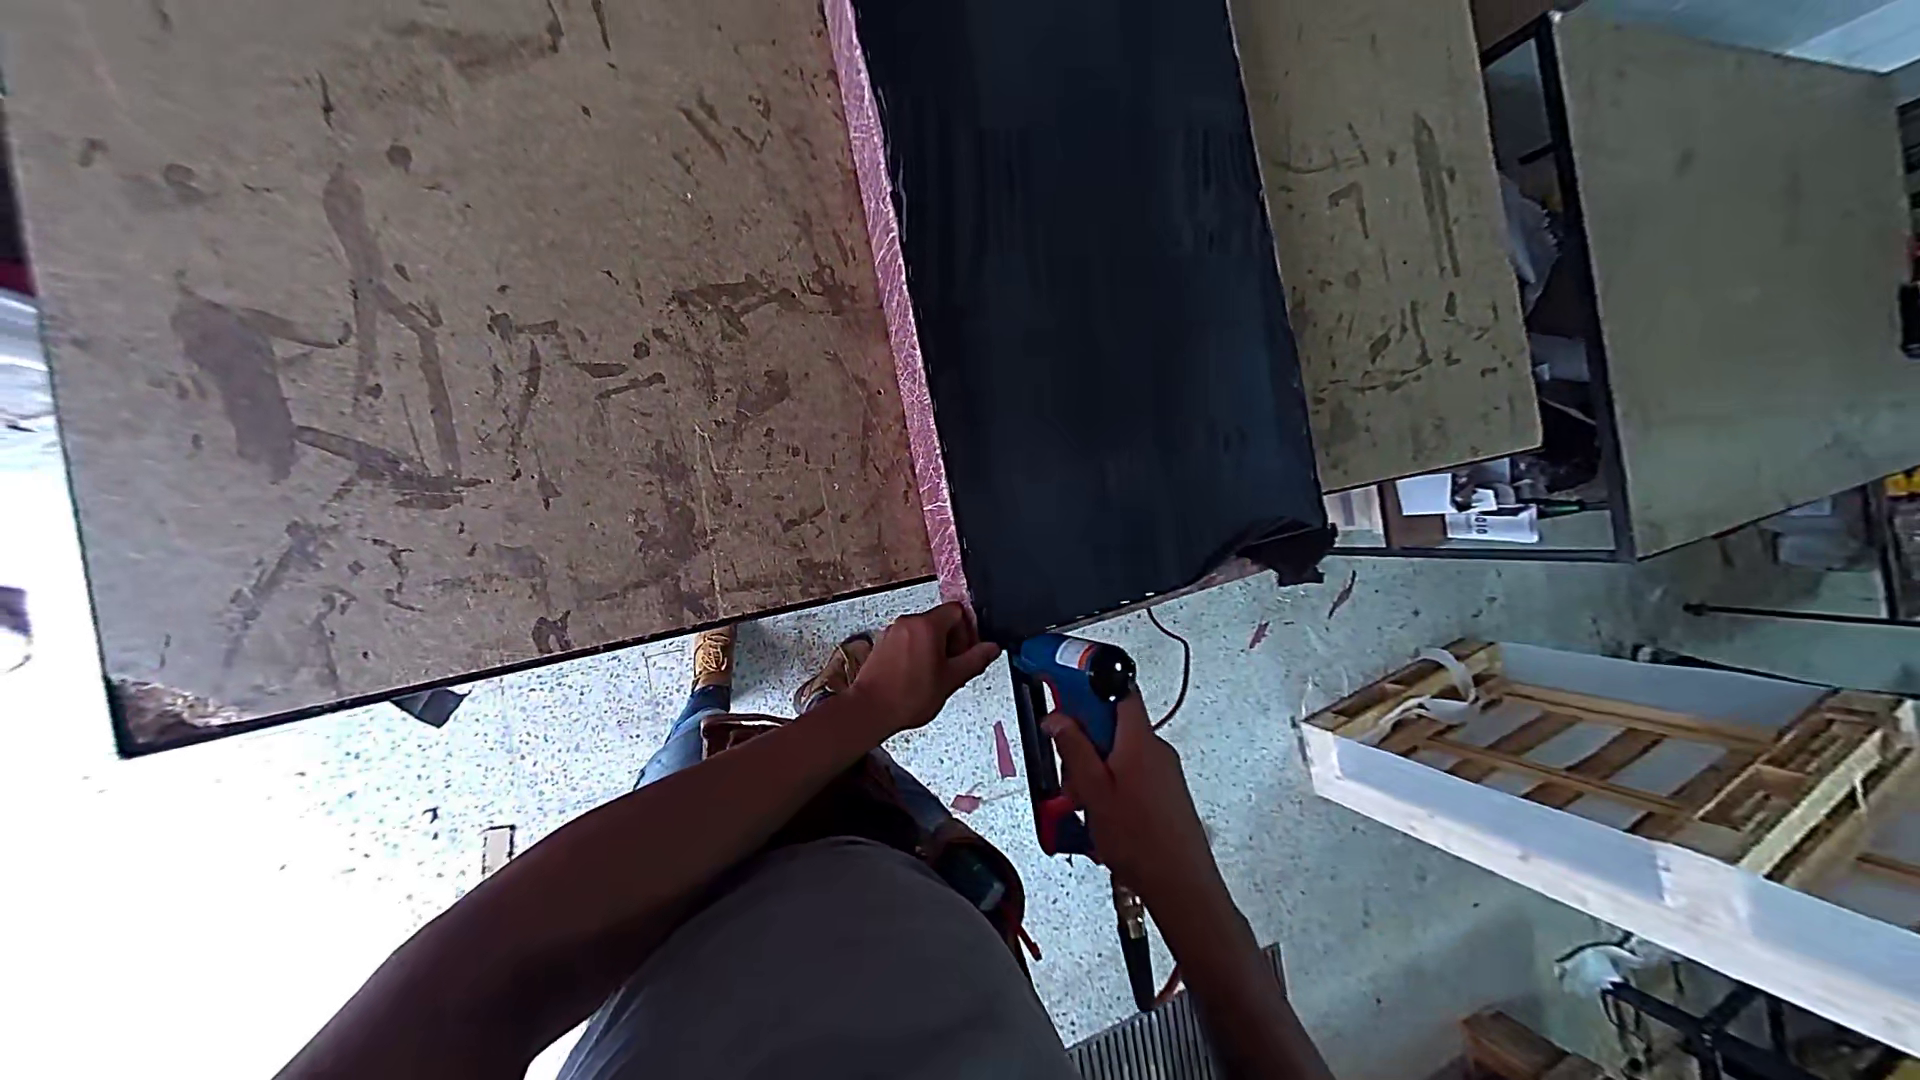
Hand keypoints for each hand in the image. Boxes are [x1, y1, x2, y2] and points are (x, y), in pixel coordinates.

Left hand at [847, 602, 1000, 736]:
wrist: (870, 710)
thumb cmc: (907, 696)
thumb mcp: (952, 679)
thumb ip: (975, 660)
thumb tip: (991, 648)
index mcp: (927, 625)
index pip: (958, 611)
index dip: (968, 630)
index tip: (968, 650)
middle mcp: (908, 622)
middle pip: (940, 621)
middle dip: (952, 642)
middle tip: (953, 666)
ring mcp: (892, 632)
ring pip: (923, 632)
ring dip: (934, 649)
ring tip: (934, 676)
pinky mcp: (882, 644)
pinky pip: (907, 641)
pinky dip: (916, 653)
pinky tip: (917, 677)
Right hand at [1045, 694, 1226, 914]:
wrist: (1182, 886)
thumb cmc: (1139, 840)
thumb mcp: (1093, 791)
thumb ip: (1073, 748)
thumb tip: (1056, 717)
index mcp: (1139, 739)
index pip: (1119, 689)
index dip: (1091, 683)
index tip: (1064, 690)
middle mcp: (1155, 748)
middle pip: (1112, 724)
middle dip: (1084, 741)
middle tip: (1070, 774)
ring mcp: (1162, 770)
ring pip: (1117, 751)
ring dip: (1093, 769)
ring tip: (1084, 805)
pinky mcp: (1165, 791)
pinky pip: (1129, 772)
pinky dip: (1109, 784)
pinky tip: (1100, 814)